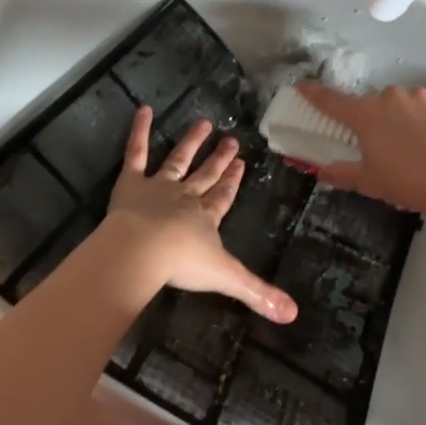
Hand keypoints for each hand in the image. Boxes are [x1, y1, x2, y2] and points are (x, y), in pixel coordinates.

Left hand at [98, 107, 297, 322]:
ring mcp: (159, 186)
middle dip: (218, 160)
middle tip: (230, 140)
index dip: (232, 182)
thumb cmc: (182, 263)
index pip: (222, 198)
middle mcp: (186, 197)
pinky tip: (143, 110)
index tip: (240, 164)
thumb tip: (294, 314)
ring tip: (202, 123)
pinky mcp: (132, 182)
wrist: (144, 249)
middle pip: (205, 176)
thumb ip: (257, 293)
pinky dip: (139, 131)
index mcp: (207, 218)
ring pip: (178, 160)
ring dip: (191, 143)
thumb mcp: (226, 278)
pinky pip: (136, 152)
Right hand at [295, 83, 425, 212]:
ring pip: (401, 103)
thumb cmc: (404, 181)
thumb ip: (341, 172)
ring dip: (401, 116)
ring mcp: (418, 96)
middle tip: (381, 145)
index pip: (331, 100)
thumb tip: (322, 171)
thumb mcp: (368, 181)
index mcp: (364, 114)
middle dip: (373, 119)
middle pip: (372, 104)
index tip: (302, 86)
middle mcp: (389, 97)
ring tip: (413, 144)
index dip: (314, 93)